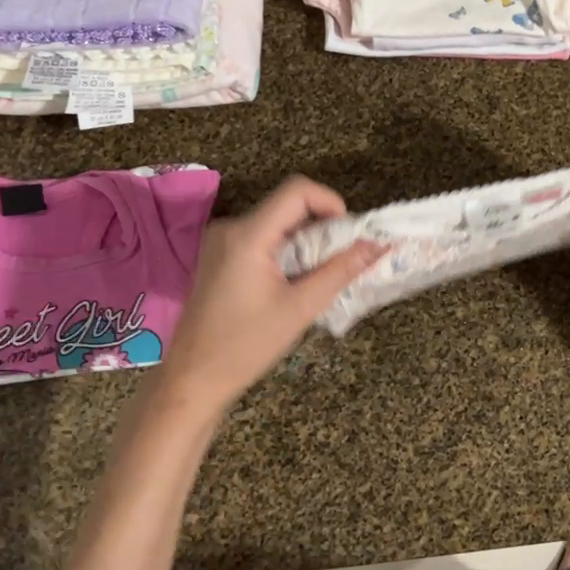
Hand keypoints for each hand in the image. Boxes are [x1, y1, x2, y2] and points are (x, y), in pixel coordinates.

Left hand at [158, 177, 384, 409]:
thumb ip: (341, 270)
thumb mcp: (301, 308)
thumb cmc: (246, 346)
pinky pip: (264, 236)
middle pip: (288, 205)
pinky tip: (296, 280)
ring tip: (321, 272)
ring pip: (278, 221)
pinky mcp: (220, 255)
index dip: (331, 202)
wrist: (192, 378)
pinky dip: (288, 249)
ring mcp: (221, 241)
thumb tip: (377, 245)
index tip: (349, 234)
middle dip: (322, 225)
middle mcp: (230, 228)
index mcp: (247, 236)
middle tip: (342, 258)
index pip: (297, 191)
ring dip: (306, 239)